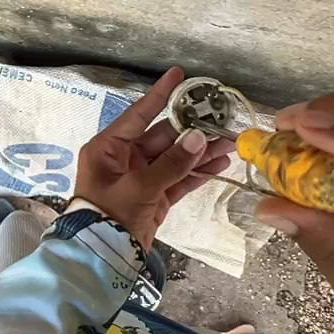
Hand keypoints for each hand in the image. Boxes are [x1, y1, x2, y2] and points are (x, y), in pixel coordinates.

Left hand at [74, 68, 234, 249]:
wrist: (102, 258)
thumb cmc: (110, 216)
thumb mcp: (139, 188)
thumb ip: (171, 164)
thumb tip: (198, 137)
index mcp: (108, 148)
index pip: (138, 114)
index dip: (160, 94)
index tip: (179, 74)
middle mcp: (123, 158)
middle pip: (162, 136)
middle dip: (192, 129)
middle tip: (222, 118)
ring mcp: (139, 177)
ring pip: (174, 158)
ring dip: (200, 150)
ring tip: (231, 140)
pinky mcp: (153, 197)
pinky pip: (177, 178)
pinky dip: (197, 172)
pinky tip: (220, 163)